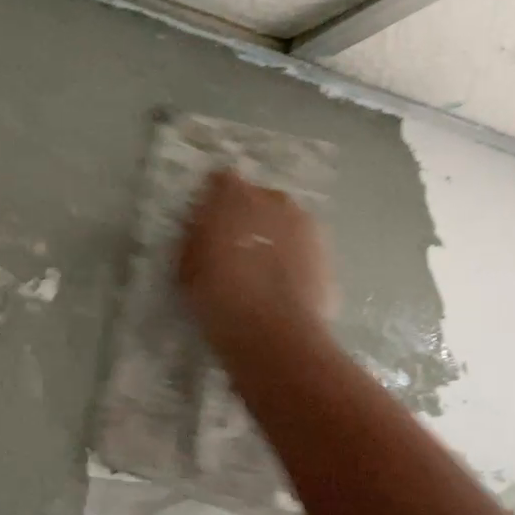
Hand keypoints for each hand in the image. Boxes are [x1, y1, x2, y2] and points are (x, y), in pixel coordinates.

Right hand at [178, 168, 337, 354]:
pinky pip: (302, 246)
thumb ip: (195, 236)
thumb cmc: (218, 297)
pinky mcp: (327, 253)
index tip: (206, 218)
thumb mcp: (187, 265)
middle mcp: (273, 201)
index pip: (221, 180)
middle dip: (246, 213)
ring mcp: (306, 225)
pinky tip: (281, 282)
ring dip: (273, 233)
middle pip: (257, 197)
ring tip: (260, 265)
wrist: (274, 335)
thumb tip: (202, 226)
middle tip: (233, 243)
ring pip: (284, 221)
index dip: (214, 198)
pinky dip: (292, 256)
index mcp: (234, 197)